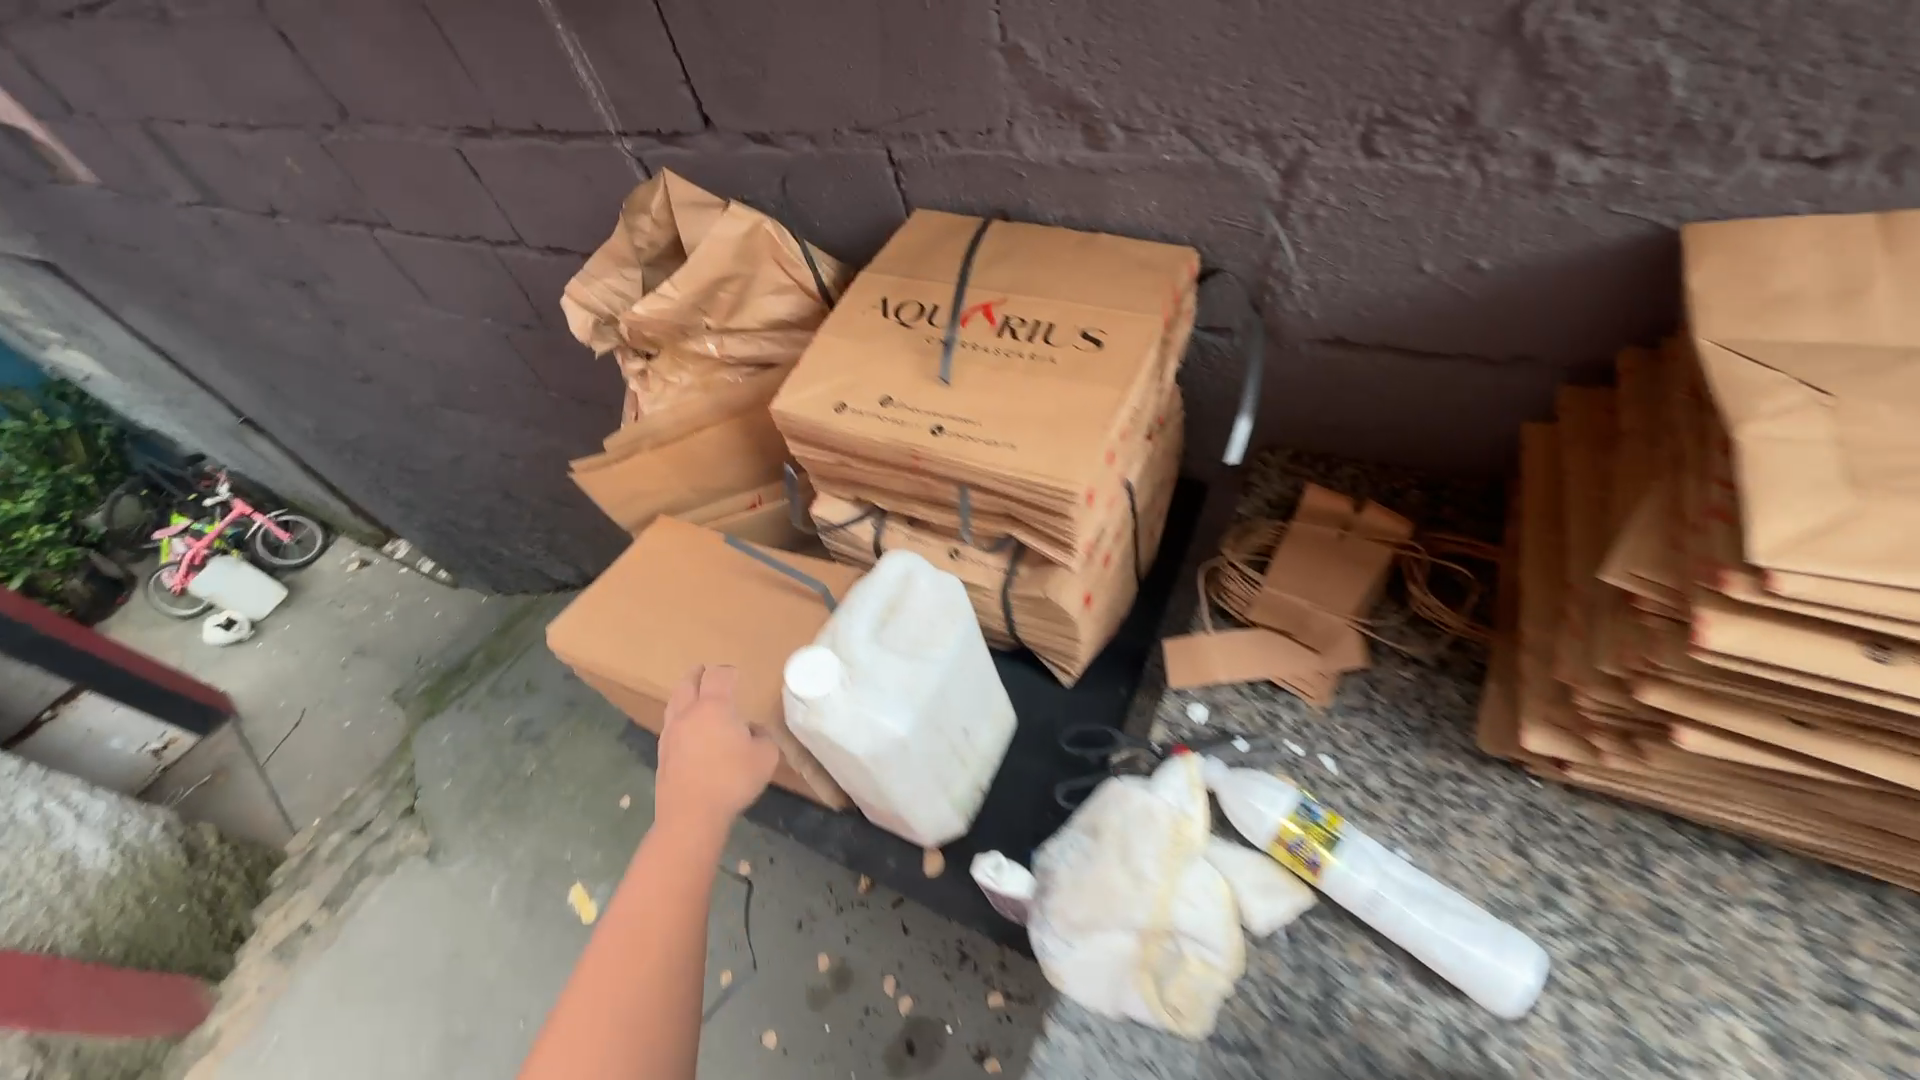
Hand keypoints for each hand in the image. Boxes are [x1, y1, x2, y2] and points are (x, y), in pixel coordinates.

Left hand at [655, 665, 779, 834]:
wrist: (691, 814)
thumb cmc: (732, 780)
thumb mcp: (766, 757)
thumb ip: (763, 738)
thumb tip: (752, 731)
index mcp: (714, 707)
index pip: (719, 676)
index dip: (728, 672)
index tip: (736, 674)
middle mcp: (688, 713)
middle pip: (688, 682)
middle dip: (699, 674)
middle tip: (707, 671)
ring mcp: (671, 733)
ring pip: (674, 702)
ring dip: (685, 694)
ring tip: (694, 696)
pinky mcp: (662, 753)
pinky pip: (671, 724)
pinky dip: (681, 718)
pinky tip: (689, 730)